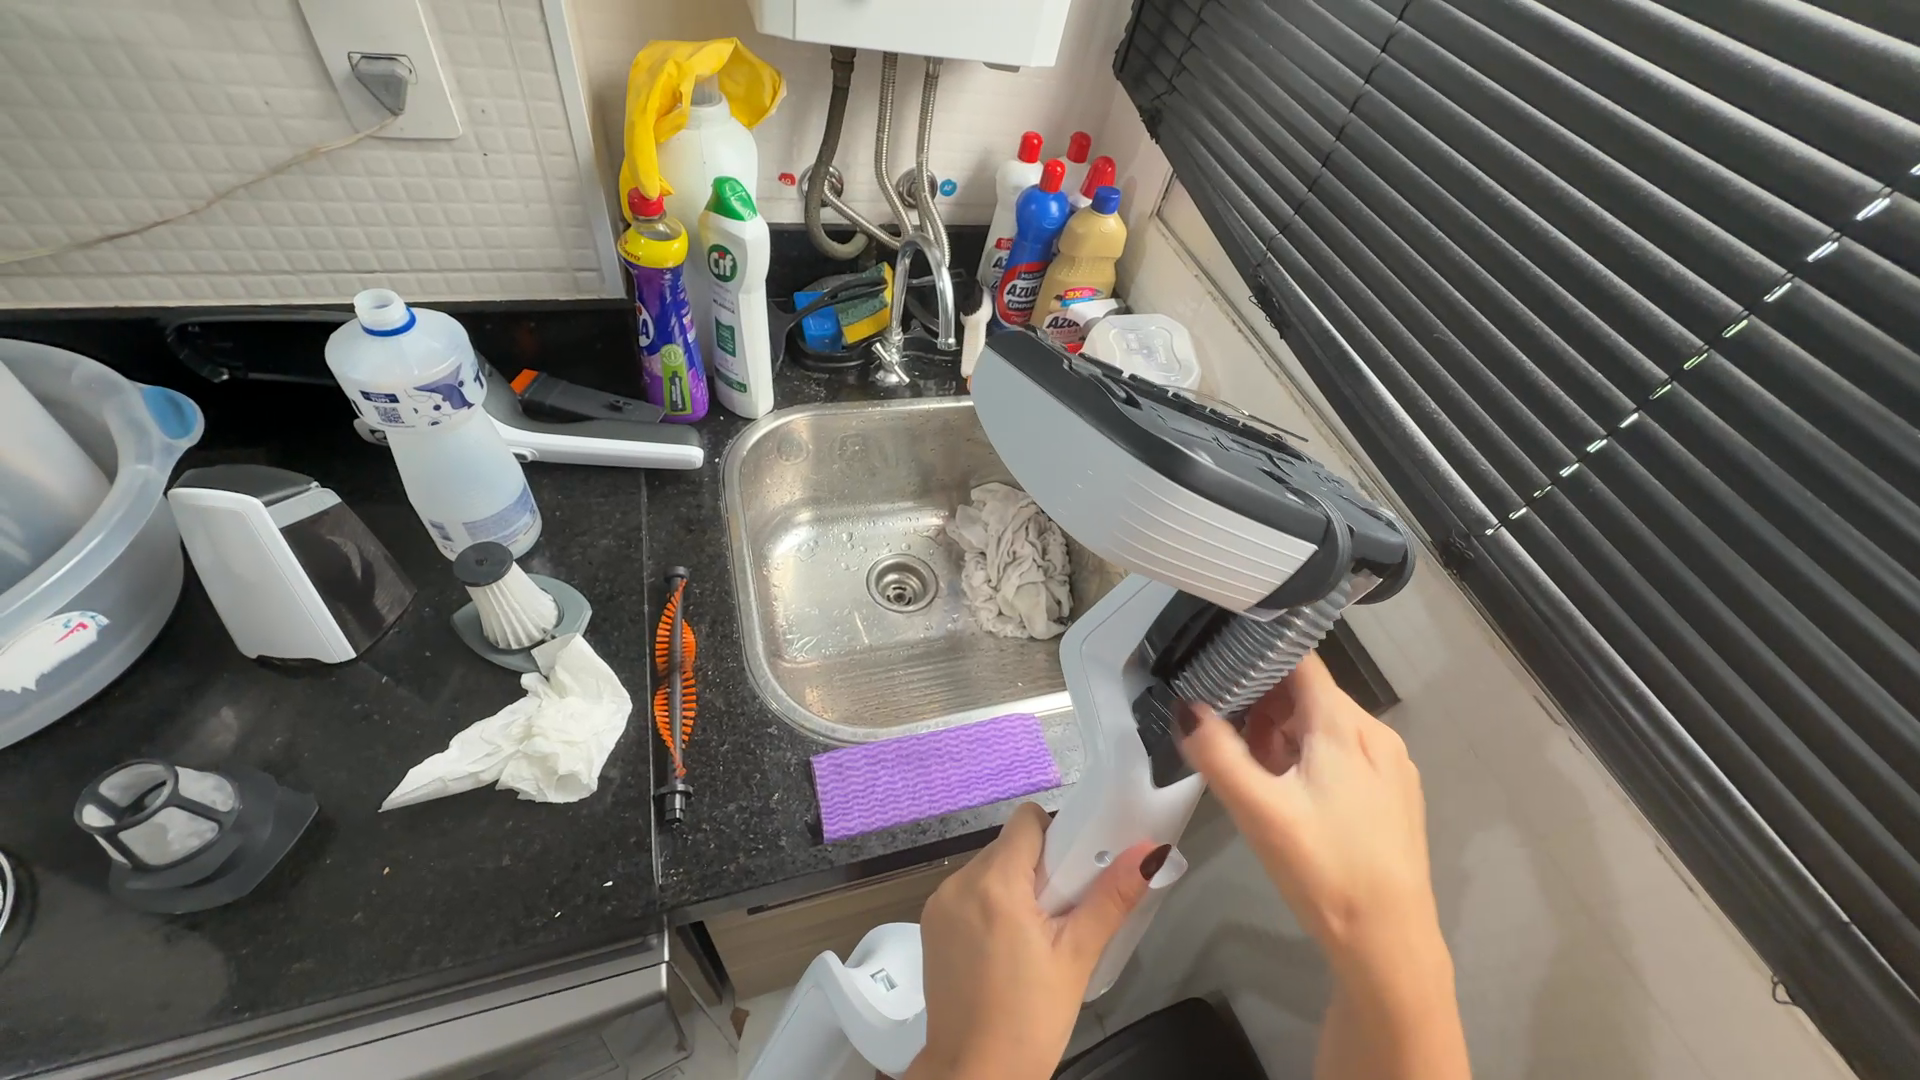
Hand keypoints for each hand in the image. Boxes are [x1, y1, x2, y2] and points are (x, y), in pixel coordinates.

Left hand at [906, 803, 1169, 1079]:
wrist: (974, 1075)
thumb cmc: (1030, 1020)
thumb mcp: (1077, 958)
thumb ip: (1111, 897)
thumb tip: (1149, 851)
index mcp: (995, 883)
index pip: (1027, 820)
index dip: (1056, 835)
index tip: (1075, 868)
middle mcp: (959, 882)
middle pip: (1009, 844)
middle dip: (1038, 865)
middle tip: (1063, 911)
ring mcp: (939, 902)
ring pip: (988, 866)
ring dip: (1013, 884)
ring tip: (1036, 933)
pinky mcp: (930, 922)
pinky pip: (967, 890)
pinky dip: (989, 902)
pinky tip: (1005, 944)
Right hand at [1176, 652, 1439, 972]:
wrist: (1389, 945)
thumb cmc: (1324, 870)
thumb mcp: (1258, 810)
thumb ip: (1216, 752)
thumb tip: (1185, 708)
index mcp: (1345, 726)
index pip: (1301, 660)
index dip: (1258, 657)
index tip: (1218, 667)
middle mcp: (1375, 734)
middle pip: (1308, 694)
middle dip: (1264, 707)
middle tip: (1230, 737)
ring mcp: (1389, 765)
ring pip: (1323, 724)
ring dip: (1283, 735)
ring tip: (1256, 772)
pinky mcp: (1392, 793)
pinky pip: (1342, 753)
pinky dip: (1308, 757)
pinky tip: (1291, 794)